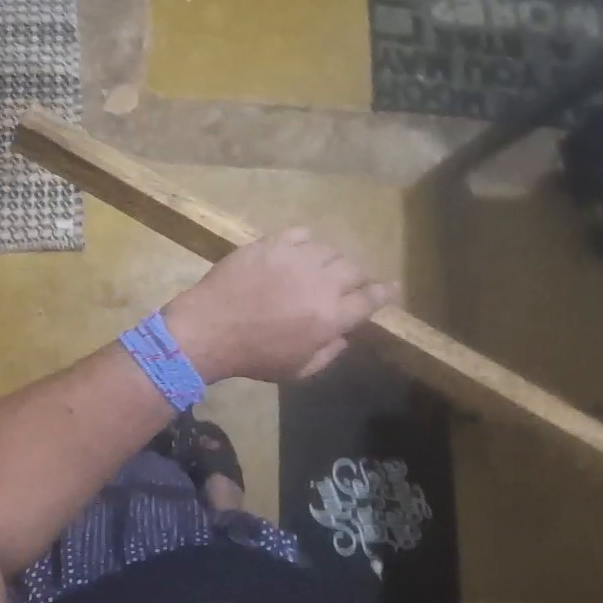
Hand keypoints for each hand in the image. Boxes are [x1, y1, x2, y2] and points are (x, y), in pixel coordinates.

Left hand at [161, 228, 398, 384]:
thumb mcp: (299, 369)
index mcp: (331, 316)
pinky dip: (306, 241)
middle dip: (359, 276)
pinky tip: (301, 249)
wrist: (210, 328)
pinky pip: (300, 233)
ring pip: (329, 249)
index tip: (392, 288)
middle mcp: (321, 282)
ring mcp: (296, 258)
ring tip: (323, 267)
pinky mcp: (271, 244)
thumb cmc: (254, 356)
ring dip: (331, 259)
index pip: (371, 299)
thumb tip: (344, 335)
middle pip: (354, 269)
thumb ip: (329, 352)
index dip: (385, 292)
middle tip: (352, 282)